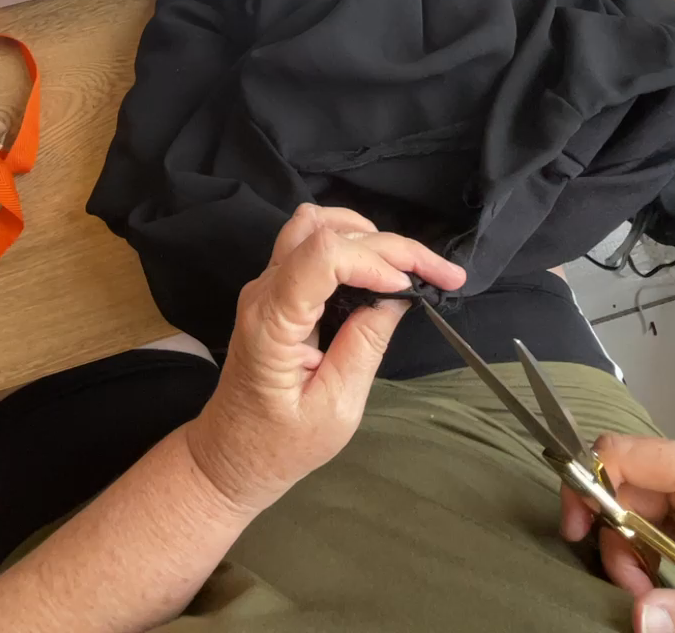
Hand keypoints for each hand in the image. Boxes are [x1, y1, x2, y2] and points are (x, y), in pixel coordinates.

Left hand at [185, 204, 464, 514]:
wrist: (231, 452)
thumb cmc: (280, 444)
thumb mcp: (336, 408)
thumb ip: (364, 346)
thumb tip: (396, 297)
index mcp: (273, 322)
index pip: (319, 255)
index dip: (372, 259)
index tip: (409, 287)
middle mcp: (263, 290)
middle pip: (325, 232)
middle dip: (392, 247)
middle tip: (444, 273)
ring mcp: (264, 284)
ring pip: (314, 223)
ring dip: (368, 234)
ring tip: (412, 265)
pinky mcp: (275, 288)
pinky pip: (310, 242)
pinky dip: (352, 242)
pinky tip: (381, 266)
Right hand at [562, 436, 674, 632]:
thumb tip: (639, 616)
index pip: (629, 455)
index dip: (592, 484)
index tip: (575, 530)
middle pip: (629, 481)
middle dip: (614, 530)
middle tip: (625, 587)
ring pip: (640, 504)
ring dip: (629, 547)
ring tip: (644, 592)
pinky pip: (662, 525)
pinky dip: (649, 554)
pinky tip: (658, 585)